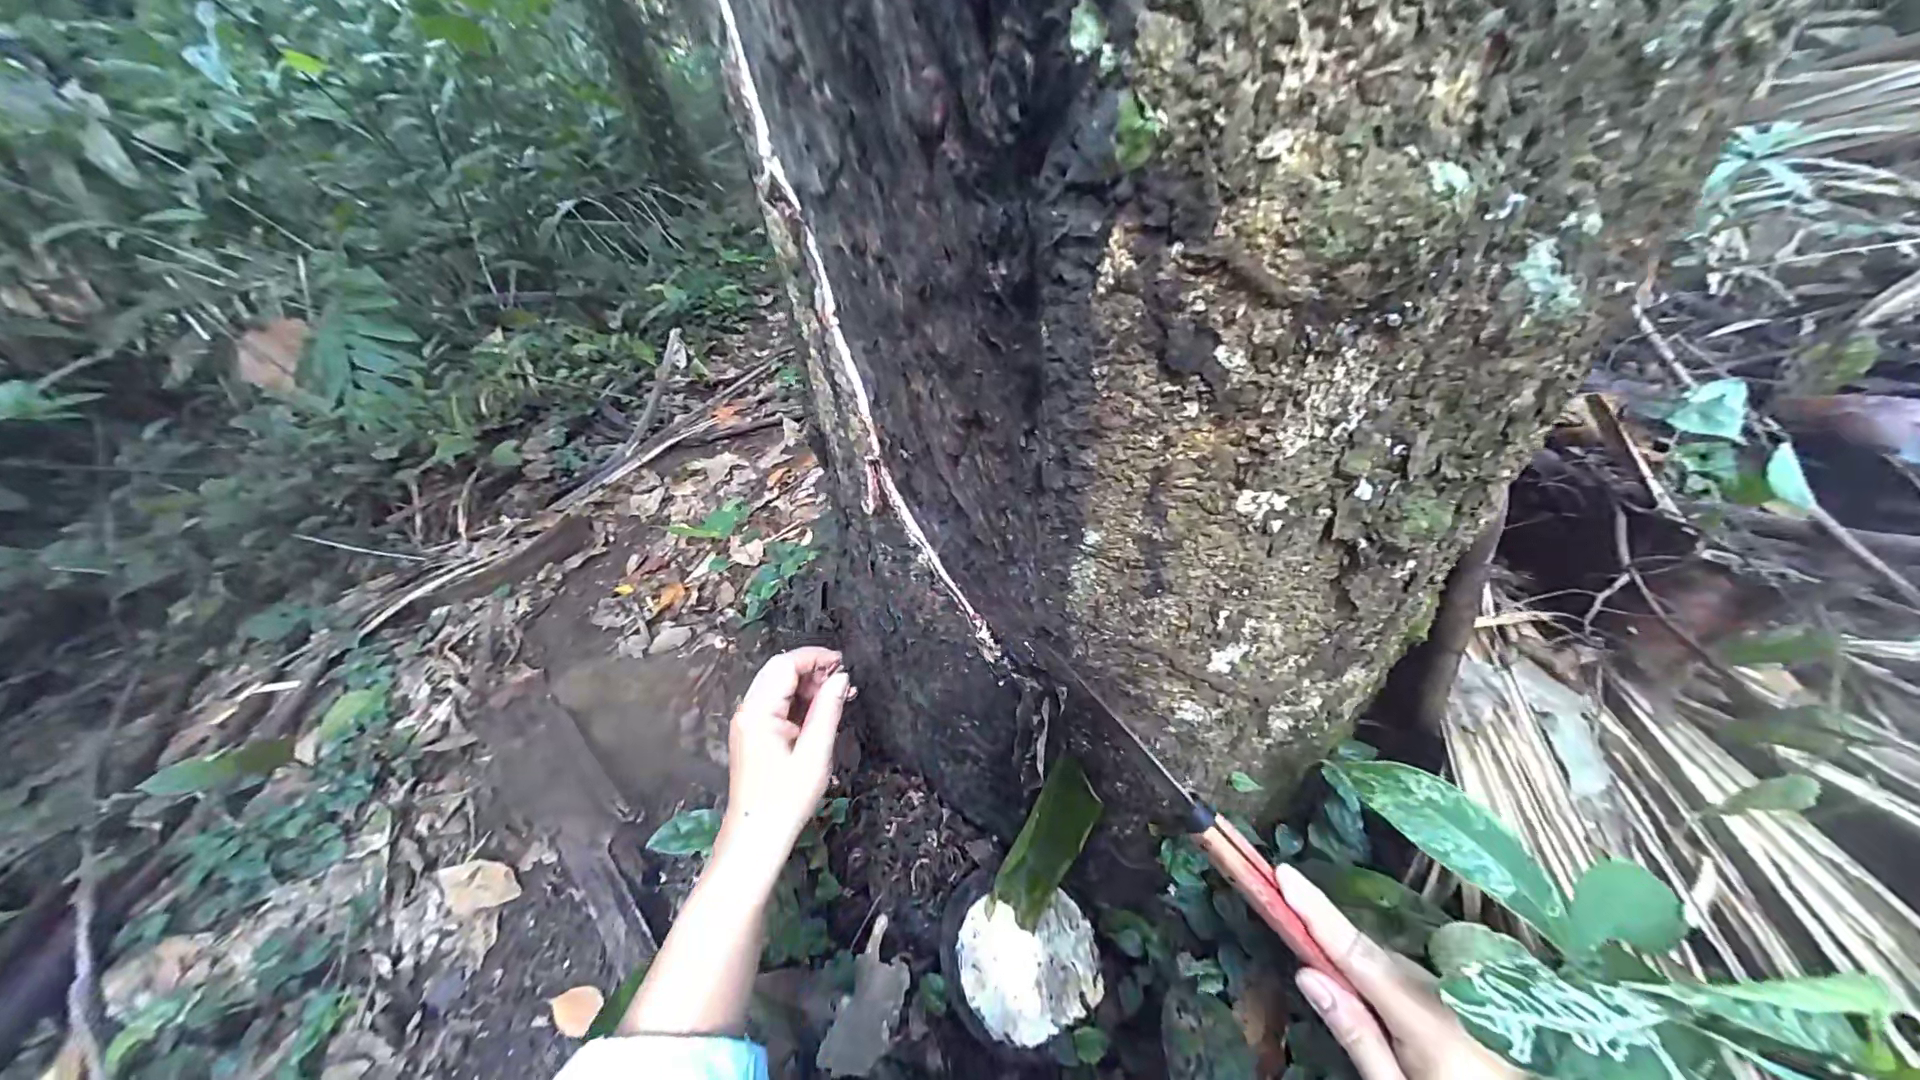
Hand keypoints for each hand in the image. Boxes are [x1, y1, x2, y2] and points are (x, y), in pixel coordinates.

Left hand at [715, 647, 851, 866]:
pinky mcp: (753, 733)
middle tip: (842, 681)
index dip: (815, 658)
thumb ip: (828, 709)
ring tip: (837, 696)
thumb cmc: (783, 801)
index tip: (841, 663)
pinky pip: (776, 702)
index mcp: (758, 713)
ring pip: (778, 685)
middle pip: (779, 670)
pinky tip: (820, 711)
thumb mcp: (815, 752)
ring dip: (807, 684)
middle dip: (812, 669)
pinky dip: (799, 700)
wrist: (756, 835)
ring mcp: (748, 722)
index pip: (786, 665)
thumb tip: (841, 678)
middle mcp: (748, 712)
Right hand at [1276, 863, 1521, 1079]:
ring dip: (1363, 967)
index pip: (1358, 953)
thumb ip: (1357, 1036)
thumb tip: (1307, 973)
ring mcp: (1470, 1006)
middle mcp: (1451, 1000)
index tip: (1285, 873)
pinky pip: (1419, 984)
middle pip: (1375, 958)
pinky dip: (1391, 984)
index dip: (1318, 911)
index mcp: (1429, 1022)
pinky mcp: (1479, 1015)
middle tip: (1293, 927)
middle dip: (1333, 944)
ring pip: (1397, 969)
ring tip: (1341, 986)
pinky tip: (1386, 1009)